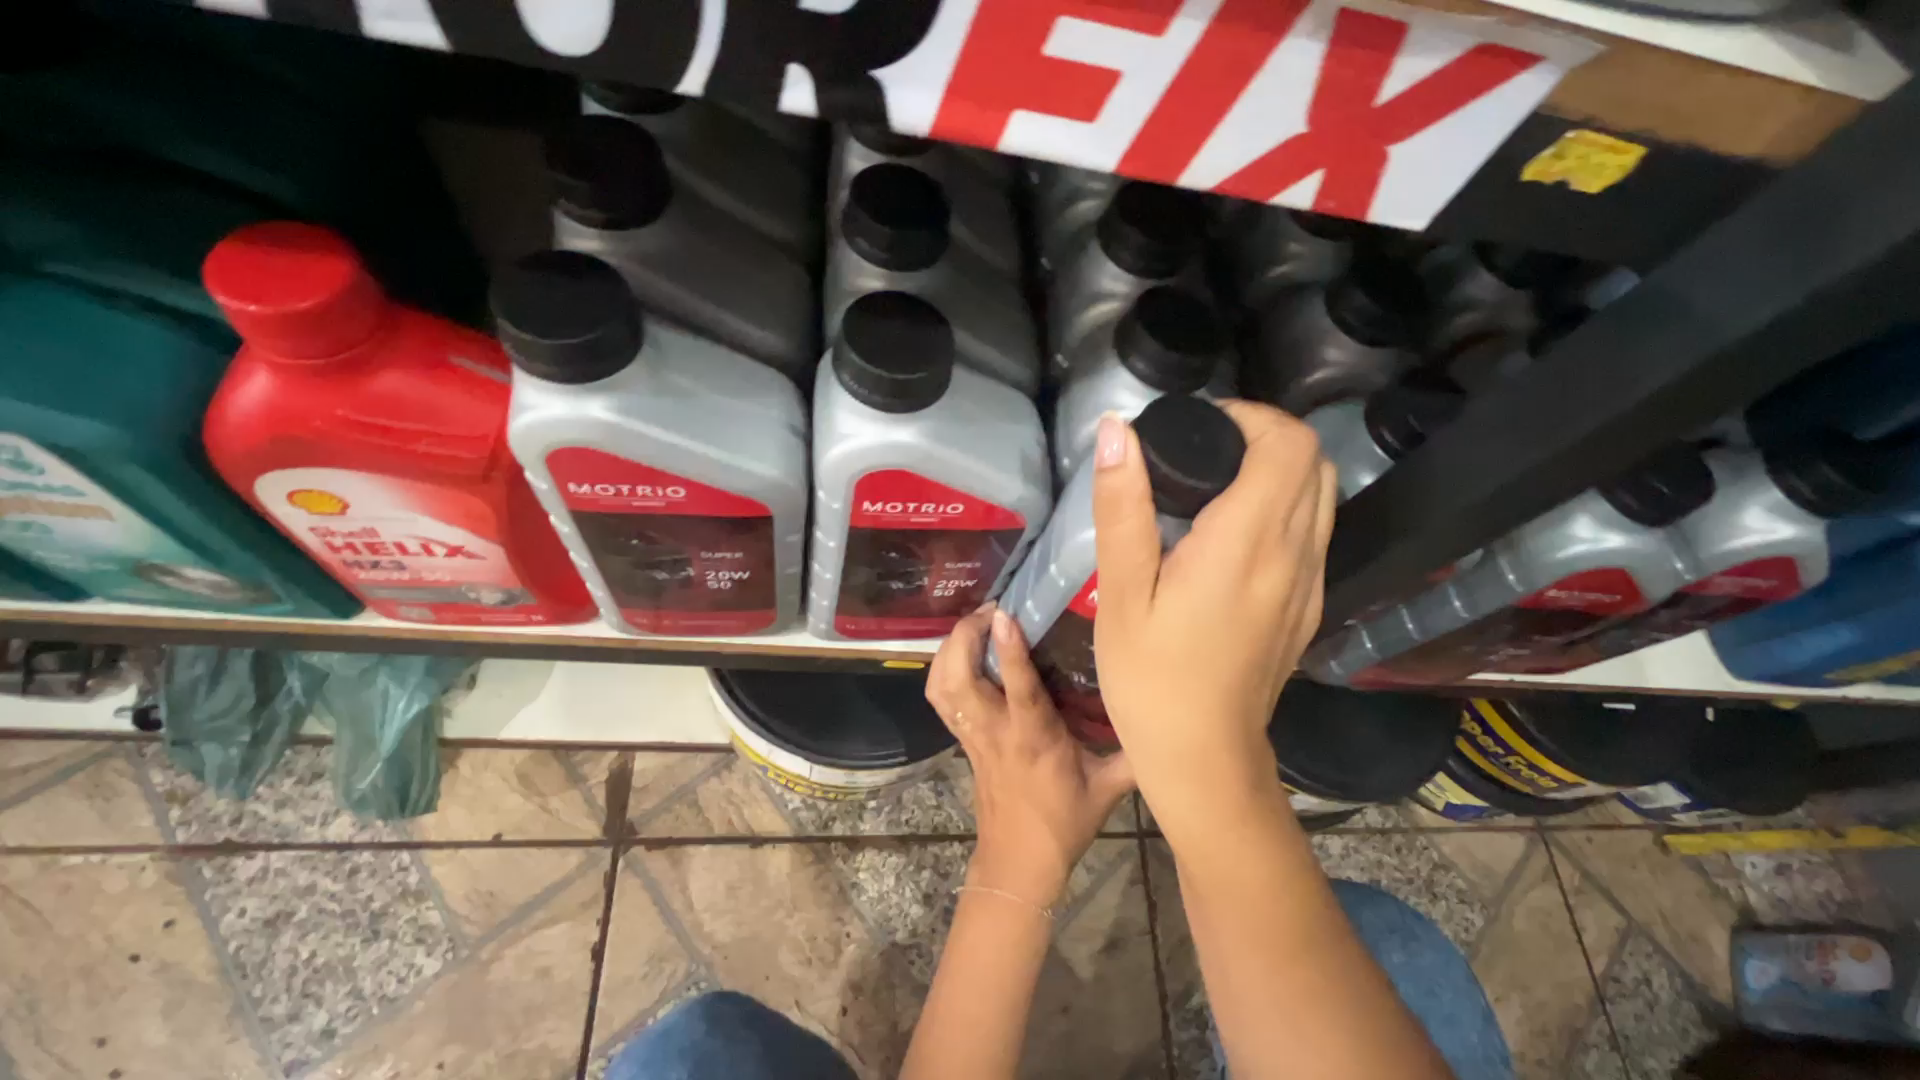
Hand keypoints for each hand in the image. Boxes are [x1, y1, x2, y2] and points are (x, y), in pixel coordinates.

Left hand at [925, 605, 1135, 906]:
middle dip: (966, 636)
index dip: (1010, 650)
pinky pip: (939, 698)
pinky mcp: (962, 739)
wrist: (1019, 861)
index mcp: (1034, 739)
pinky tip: (960, 655)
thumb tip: (1167, 717)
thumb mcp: (1109, 788)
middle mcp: (996, 731)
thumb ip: (1135, 752)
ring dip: (950, 649)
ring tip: (973, 625)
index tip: (1004, 615)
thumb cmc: (1065, 822)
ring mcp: (972, 735)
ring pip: (942, 685)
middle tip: (988, 610)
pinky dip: (942, 669)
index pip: (1019, 689)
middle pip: (961, 678)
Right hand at [1088, 402, 1335, 835]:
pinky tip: (1232, 540)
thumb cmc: (1151, 678)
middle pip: (1312, 461)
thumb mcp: (1121, 592)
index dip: (1249, 417)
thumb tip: (1116, 431)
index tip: (1199, 428)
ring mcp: (1310, 584)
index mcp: (1247, 542)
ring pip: (1320, 495)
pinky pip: (1313, 534)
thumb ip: (1122, 507)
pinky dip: (1285, 510)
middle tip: (1202, 452)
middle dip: (1263, 437)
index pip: (1286, 444)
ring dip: (1278, 472)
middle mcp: (1294, 554)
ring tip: (1214, 490)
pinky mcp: (1309, 608)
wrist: (1204, 759)